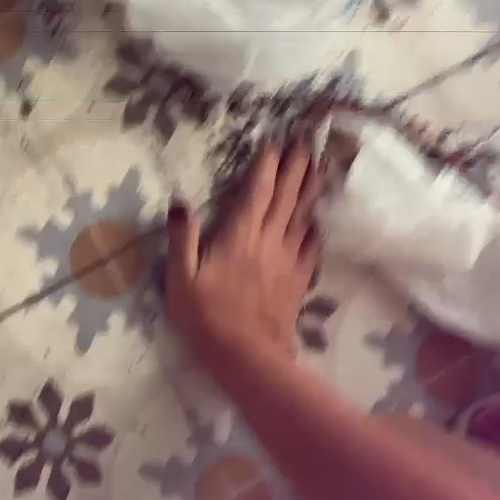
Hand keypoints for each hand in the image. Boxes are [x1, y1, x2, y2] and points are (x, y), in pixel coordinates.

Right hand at [165, 143, 321, 363]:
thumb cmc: (206, 317)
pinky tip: (318, 219)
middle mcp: (268, 242)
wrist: (248, 358)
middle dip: (297, 168)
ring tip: (319, 167)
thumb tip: (181, 201)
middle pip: (286, 198)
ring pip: (303, 217)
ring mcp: (287, 261)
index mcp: (238, 237)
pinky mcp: (297, 281)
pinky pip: (311, 246)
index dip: (266, 166)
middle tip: (308, 142)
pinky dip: (316, 227)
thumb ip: (182, 238)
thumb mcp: (180, 277)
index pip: (256, 193)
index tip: (275, 141)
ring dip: (311, 190)